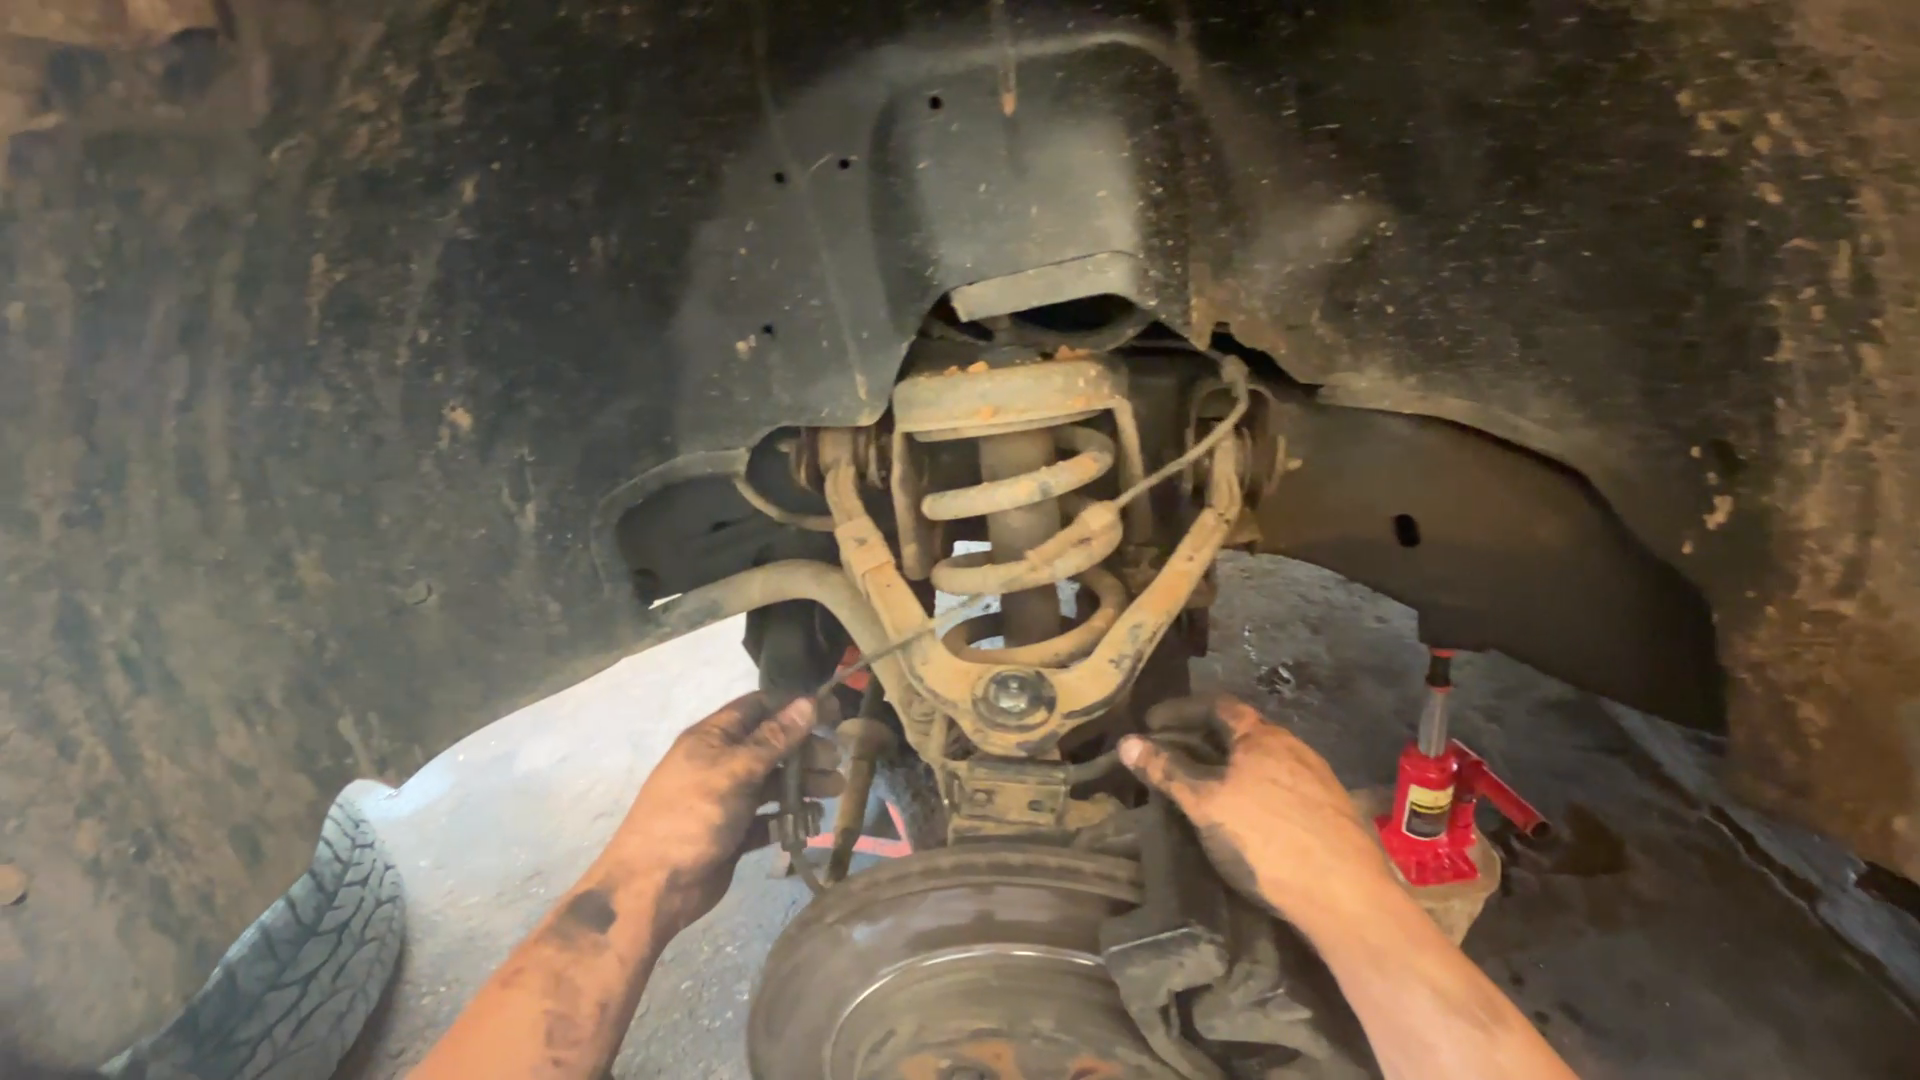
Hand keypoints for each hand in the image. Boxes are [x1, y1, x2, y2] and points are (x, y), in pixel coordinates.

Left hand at [618, 693, 842, 931]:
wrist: (652, 888)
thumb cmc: (692, 816)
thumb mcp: (735, 771)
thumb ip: (774, 739)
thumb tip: (808, 702)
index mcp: (713, 737)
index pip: (760, 707)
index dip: (796, 706)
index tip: (833, 712)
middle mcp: (721, 762)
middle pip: (772, 745)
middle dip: (806, 750)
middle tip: (835, 762)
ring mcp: (727, 798)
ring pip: (774, 781)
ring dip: (804, 782)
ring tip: (834, 790)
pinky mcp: (734, 831)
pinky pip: (769, 817)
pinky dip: (790, 815)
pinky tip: (812, 820)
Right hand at [1118, 695, 1397, 931]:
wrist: (1349, 898)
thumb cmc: (1268, 840)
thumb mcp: (1206, 804)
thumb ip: (1168, 771)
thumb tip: (1128, 741)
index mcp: (1262, 737)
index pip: (1216, 705)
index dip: (1181, 711)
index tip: (1153, 723)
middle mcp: (1294, 748)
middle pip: (1241, 732)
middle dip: (1203, 739)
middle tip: (1171, 756)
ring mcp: (1318, 780)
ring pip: (1263, 761)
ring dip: (1230, 766)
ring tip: (1204, 786)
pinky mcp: (1332, 813)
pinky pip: (1282, 786)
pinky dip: (1253, 788)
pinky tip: (1247, 815)